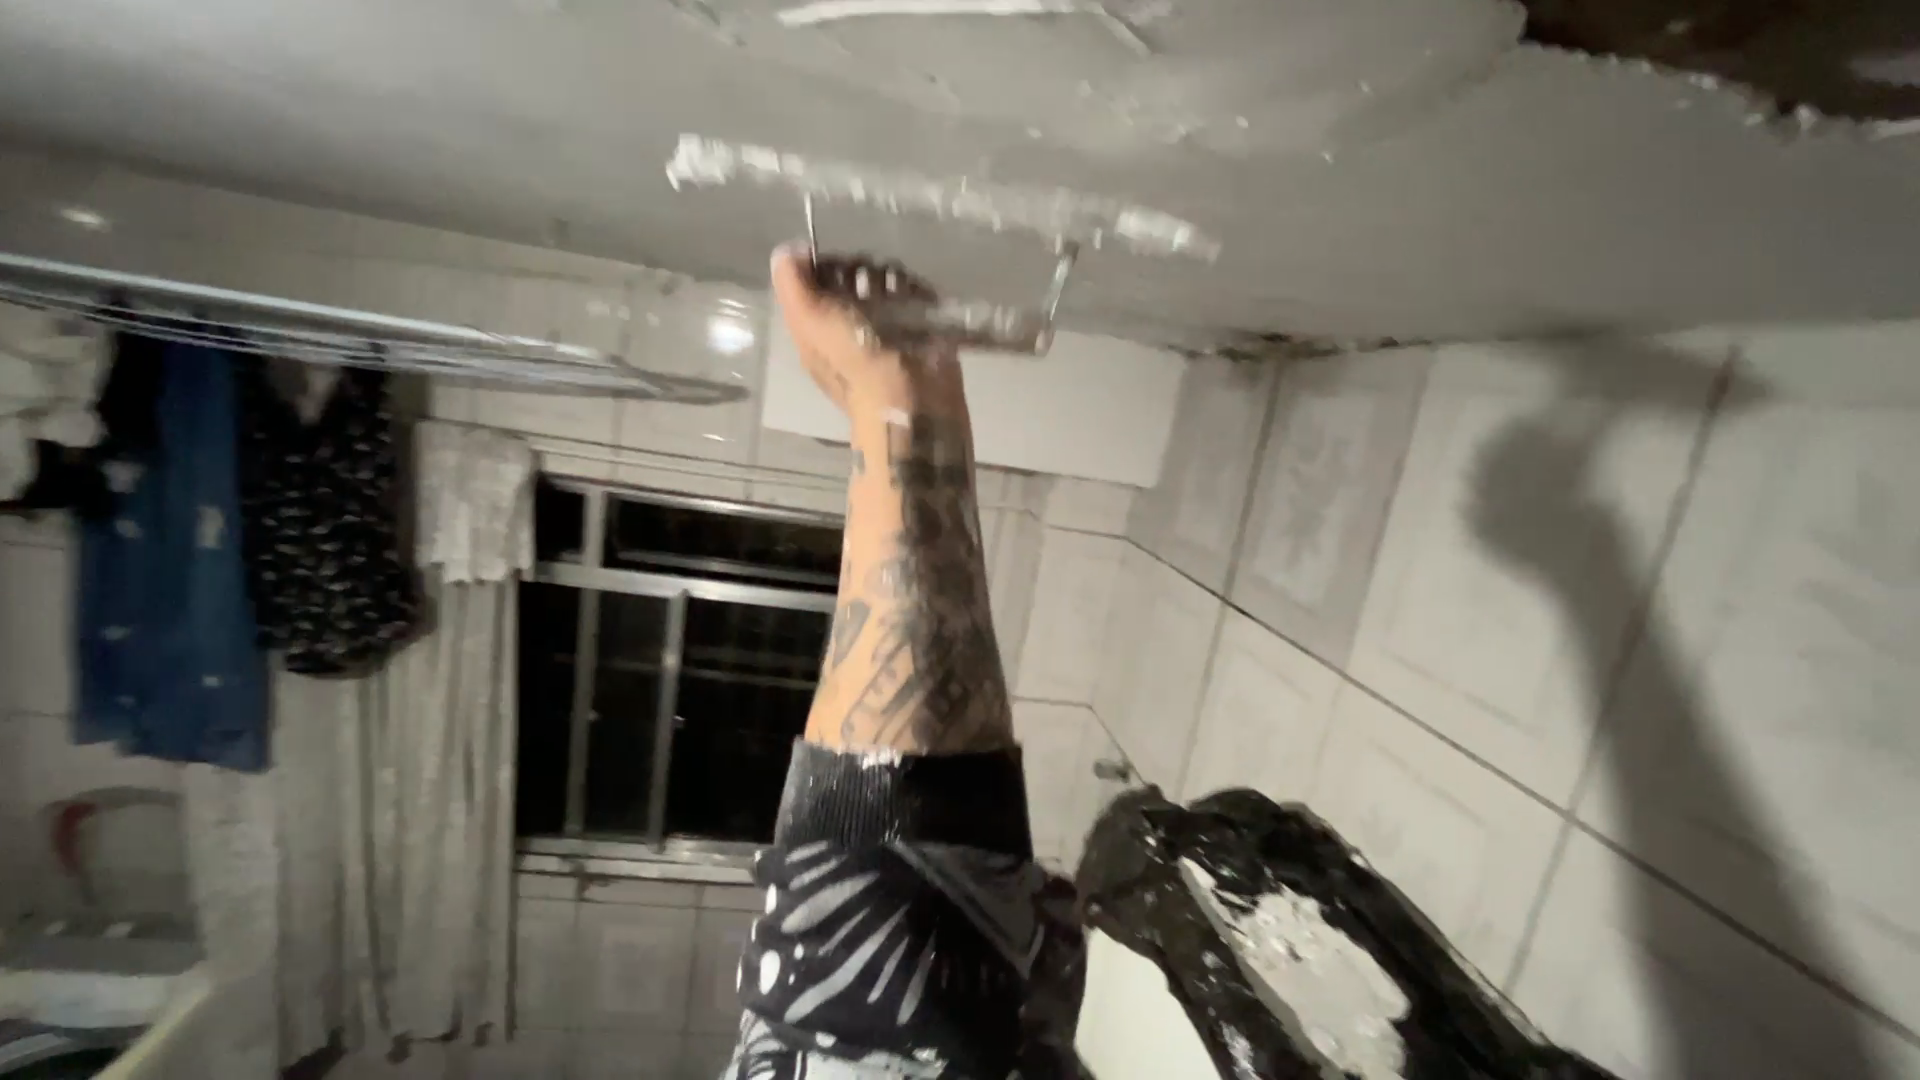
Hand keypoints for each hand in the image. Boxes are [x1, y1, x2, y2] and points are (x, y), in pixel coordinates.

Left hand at [769, 246, 958, 418]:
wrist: (910, 399)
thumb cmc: (855, 361)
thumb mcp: (810, 322)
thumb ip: (792, 285)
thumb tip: (786, 251)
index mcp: (818, 329)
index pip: (813, 284)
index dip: (819, 264)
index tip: (831, 256)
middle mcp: (849, 329)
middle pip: (850, 281)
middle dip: (858, 266)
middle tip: (868, 270)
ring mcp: (885, 330)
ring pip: (884, 285)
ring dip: (890, 274)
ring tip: (896, 280)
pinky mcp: (918, 331)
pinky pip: (914, 296)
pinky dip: (916, 288)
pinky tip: (916, 289)